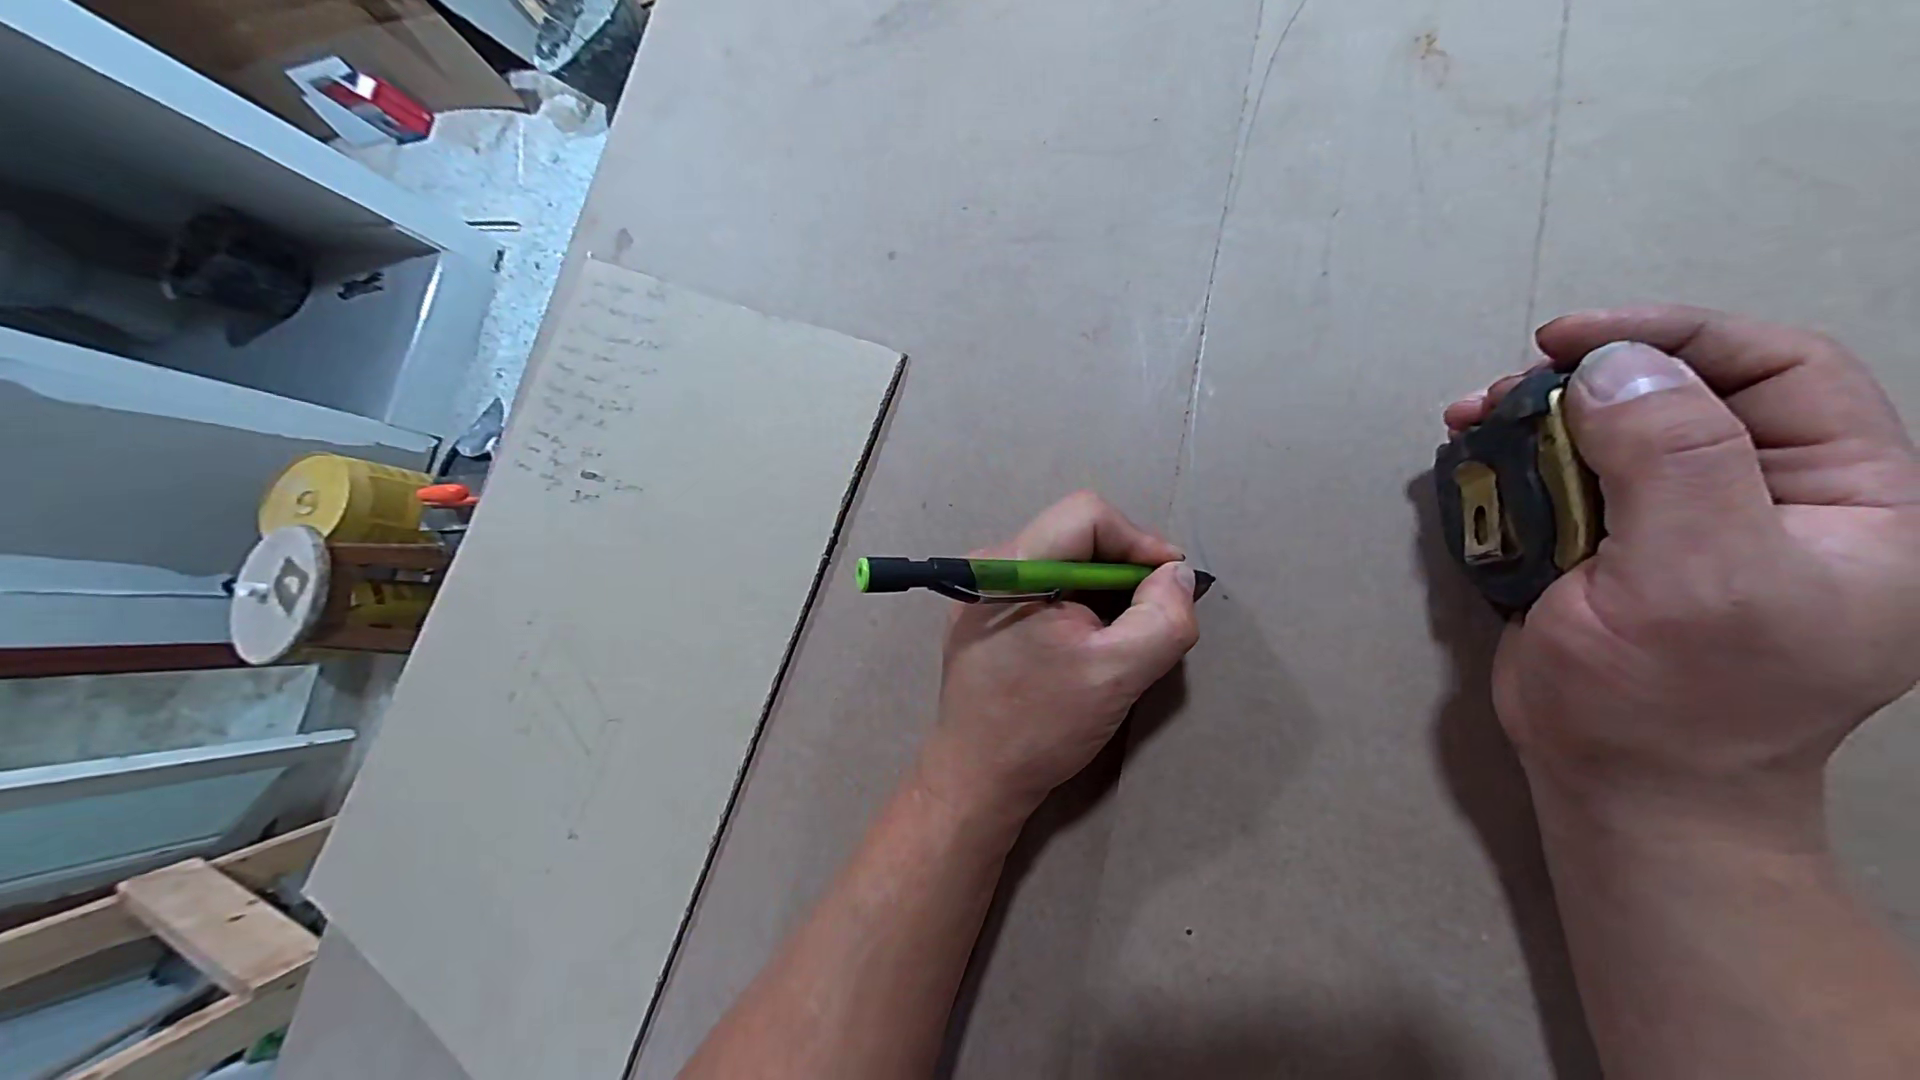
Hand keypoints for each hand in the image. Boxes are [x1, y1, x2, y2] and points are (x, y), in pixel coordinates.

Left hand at [916, 491, 1199, 820]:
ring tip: (1119, 634)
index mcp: (1011, 568)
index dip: (1138, 541)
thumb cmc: (1042, 726)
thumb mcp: (1118, 674)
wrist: (978, 776)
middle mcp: (989, 565)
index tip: (1168, 584)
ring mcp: (982, 590)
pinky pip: (1044, 585)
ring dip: (1103, 589)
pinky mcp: (984, 612)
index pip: (1086, 516)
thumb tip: (1176, 574)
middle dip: (1123, 568)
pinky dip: (1079, 602)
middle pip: (1075, 535)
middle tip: (1150, 612)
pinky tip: (1087, 642)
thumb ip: (1163, 618)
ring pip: (1063, 561)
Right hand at [1446, 307, 1919, 841]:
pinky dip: (1514, 463)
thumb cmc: (1674, 696)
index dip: (1674, 337)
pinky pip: (1563, 481)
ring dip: (1535, 420)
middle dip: (1586, 382)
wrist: (1616, 781)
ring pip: (1609, 436)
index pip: (1780, 371)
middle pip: (1682, 396)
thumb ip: (1671, 462)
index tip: (1566, 339)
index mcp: (1850, 500)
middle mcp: (1768, 498)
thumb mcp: (1695, 578)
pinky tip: (1474, 459)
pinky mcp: (1605, 547)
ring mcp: (1677, 524)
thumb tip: (1613, 366)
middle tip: (1501, 389)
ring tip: (1469, 418)